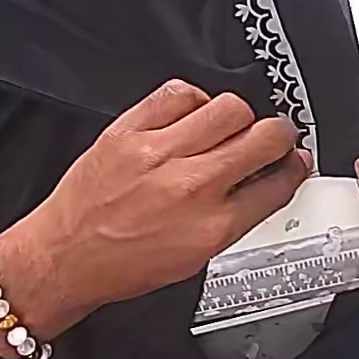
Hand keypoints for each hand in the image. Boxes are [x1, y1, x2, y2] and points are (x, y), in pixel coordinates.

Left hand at [0, 80, 309, 347]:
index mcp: (212, 227)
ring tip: (231, 126)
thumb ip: (234, 219)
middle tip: (274, 138)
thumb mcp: (193, 259)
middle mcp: (191, 187)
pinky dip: (195, 99)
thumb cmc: (122, 265)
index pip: (277, 185)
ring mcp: (159, 154)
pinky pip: (179, 93)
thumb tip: (261, 187)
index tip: (294, 162)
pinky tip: (192, 115)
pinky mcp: (128, 131)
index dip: (294, 168)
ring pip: (230, 108)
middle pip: (265, 138)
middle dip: (281, 135)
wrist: (64, 257)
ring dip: (241, 115)